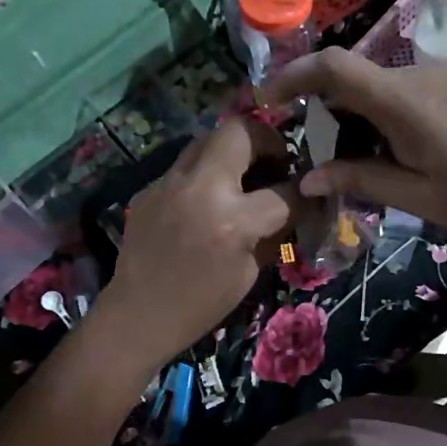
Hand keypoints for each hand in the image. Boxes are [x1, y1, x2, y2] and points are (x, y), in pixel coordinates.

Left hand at [92, 118, 295, 366]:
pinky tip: (202, 203)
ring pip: (206, 140)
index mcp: (231, 220)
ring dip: (230, 153)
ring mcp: (168, 184)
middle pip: (240, 130)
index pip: (284, 191)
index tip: (308, 193)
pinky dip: (201, 177)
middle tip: (274, 162)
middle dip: (266, 140)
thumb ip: (271, 232)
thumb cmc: (200, 305)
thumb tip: (291, 207)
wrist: (138, 315)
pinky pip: (182, 168)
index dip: (304, 193)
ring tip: (239, 178)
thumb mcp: (248, 273)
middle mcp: (199, 189)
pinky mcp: (148, 189)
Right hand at [262, 48, 446, 249]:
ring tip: (346, 161)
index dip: (293, 75)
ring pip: (378, 86)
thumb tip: (306, 178)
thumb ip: (360, 180)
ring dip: (351, 115)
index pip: (334, 66)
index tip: (266, 101)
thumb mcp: (419, 197)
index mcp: (405, 100)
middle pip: (353, 76)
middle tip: (306, 151)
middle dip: (319, 106)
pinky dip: (378, 115)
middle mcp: (420, 76)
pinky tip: (387, 153)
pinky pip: (403, 92)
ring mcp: (444, 79)